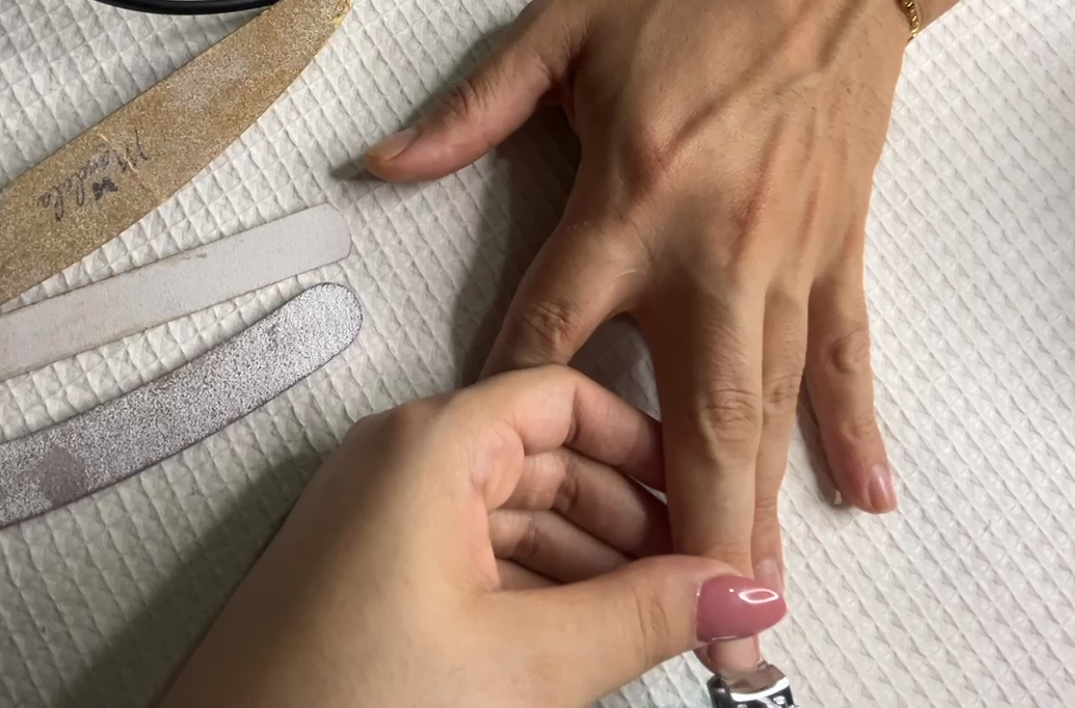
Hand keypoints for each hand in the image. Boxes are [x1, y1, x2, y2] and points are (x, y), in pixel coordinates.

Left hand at [157, 367, 785, 706]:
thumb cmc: (342, 702)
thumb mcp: (517, 662)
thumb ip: (639, 618)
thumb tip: (732, 591)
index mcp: (430, 443)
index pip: (558, 398)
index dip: (636, 441)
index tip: (697, 494)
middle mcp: (403, 454)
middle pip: (541, 454)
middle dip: (624, 513)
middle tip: (694, 575)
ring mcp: (386, 503)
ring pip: (512, 506)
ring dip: (586, 555)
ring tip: (657, 613)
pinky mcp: (376, 554)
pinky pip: (476, 543)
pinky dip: (534, 579)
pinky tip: (584, 630)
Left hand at [364, 0, 907, 599]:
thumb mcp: (556, 32)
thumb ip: (469, 109)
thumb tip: (382, 161)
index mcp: (626, 193)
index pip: (553, 320)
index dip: (518, 393)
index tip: (502, 474)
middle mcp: (706, 244)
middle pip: (684, 406)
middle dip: (680, 518)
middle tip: (688, 618)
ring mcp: (783, 255)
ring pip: (765, 402)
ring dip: (758, 502)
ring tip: (754, 597)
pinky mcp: (839, 248)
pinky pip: (844, 350)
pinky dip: (852, 422)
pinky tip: (863, 493)